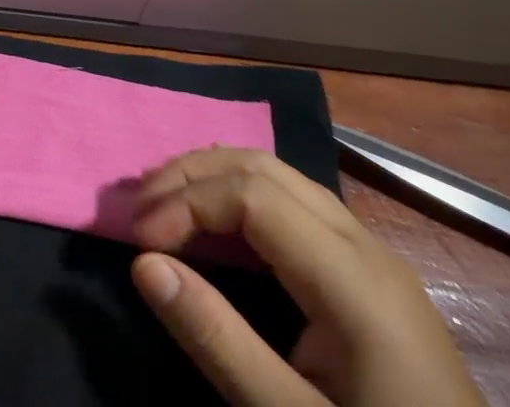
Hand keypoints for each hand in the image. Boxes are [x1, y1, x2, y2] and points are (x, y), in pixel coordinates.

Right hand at [129, 148, 485, 406]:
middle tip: (135, 210)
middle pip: (266, 168)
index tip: (138, 244)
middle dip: (191, 176)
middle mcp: (367, 247)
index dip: (186, 202)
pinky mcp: (369, 275)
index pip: (254, 193)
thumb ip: (218, 341)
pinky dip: (238, 201)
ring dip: (212, 181)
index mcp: (354, 278)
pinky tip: (211, 228)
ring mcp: (373, 257)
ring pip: (281, 178)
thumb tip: (144, 263)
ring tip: (160, 209)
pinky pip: (295, 207)